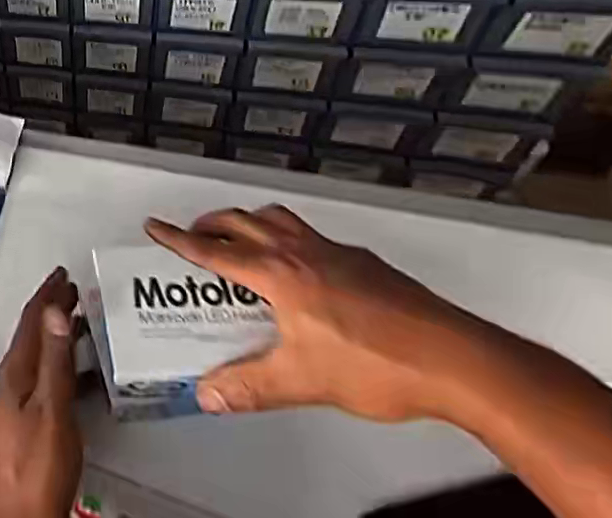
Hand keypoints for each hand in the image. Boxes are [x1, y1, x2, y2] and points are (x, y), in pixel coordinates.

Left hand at [0, 267, 81, 517]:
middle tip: (71, 288)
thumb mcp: (50, 410)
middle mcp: (14, 379)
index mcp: (16, 370)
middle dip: (52, 308)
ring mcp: (19, 401)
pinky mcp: (29, 421)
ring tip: (79, 319)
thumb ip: (55, 361)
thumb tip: (55, 310)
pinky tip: (83, 373)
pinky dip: (64, 363)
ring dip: (58, 333)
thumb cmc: (34, 466)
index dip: (47, 294)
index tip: (62, 273)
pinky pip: (48, 376)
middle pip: (34, 333)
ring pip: (41, 354)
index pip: (32, 320)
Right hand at [144, 206, 511, 423]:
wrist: (456, 359)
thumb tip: (209, 394)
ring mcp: (334, 251)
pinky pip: (311, 234)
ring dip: (250, 221)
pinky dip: (289, 236)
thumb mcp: (304, 381)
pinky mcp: (363, 261)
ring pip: (277, 218)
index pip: (213, 251)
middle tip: (195, 234)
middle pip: (241, 222)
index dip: (178, 239)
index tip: (155, 226)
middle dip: (210, 223)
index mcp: (278, 274)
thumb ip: (251, 386)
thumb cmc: (378, 364)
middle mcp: (300, 252)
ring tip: (242, 238)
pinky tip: (302, 265)